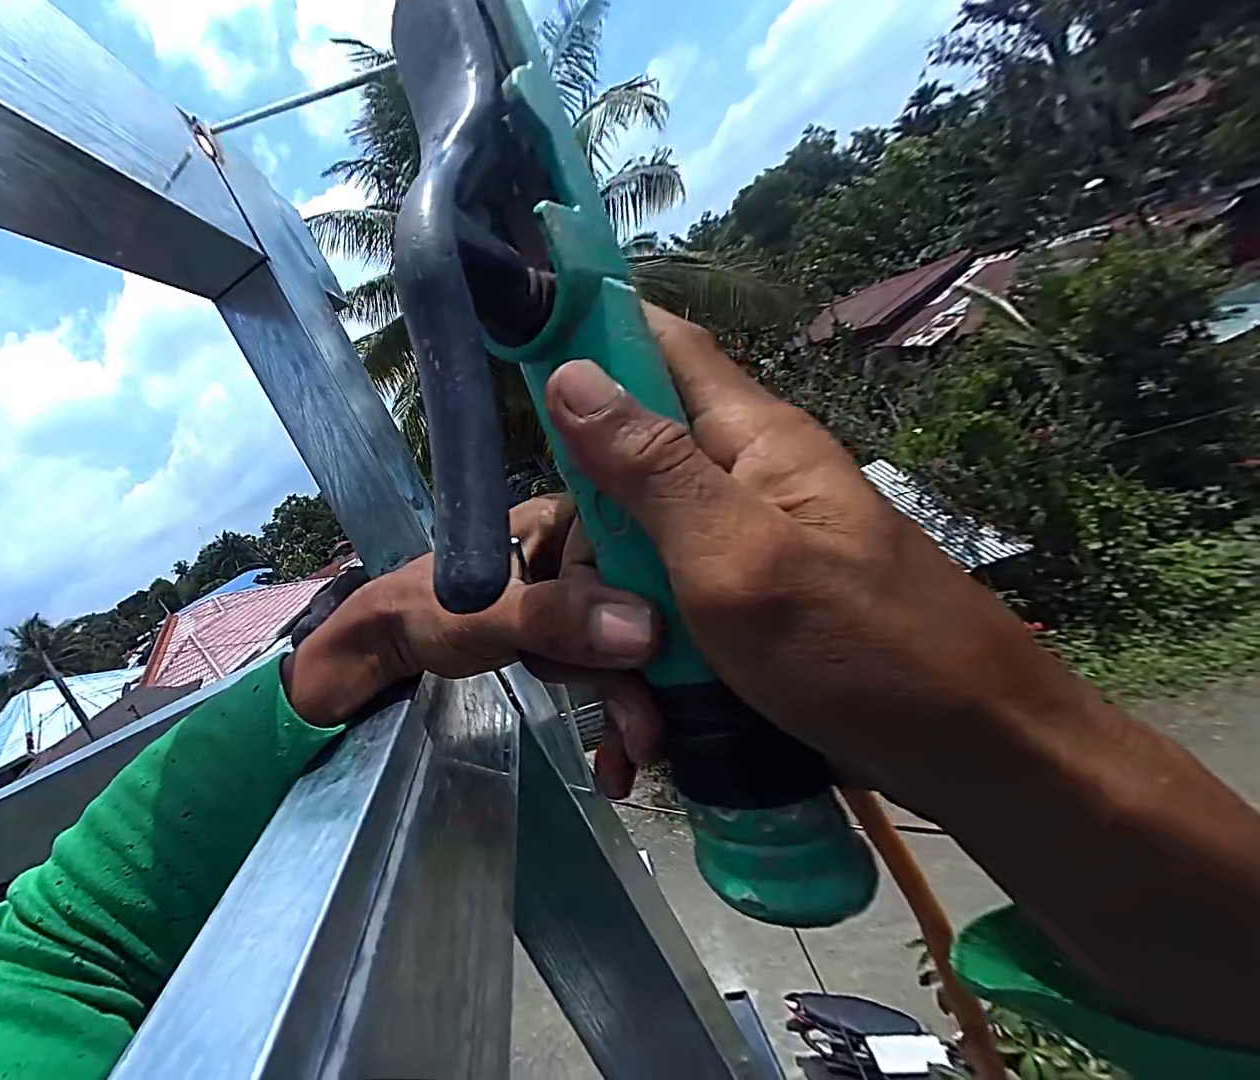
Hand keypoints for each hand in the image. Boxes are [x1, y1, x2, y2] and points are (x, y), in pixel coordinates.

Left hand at [281, 495, 659, 727]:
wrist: (386, 647)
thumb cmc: (422, 611)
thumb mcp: (484, 613)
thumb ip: (552, 618)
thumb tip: (645, 630)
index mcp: (558, 518)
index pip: (638, 543)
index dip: (663, 600)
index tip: (668, 661)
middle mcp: (575, 548)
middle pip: (642, 598)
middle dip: (646, 672)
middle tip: (645, 733)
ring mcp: (572, 590)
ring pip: (628, 638)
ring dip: (633, 700)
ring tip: (630, 752)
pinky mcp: (566, 627)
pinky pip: (605, 660)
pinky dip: (612, 704)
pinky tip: (618, 753)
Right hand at [544, 305, 1259, 1045]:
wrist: (968, 765)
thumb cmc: (862, 652)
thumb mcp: (738, 555)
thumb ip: (650, 467)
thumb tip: (569, 372)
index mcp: (741, 439)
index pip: (657, 346)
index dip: (590, 332)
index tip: (518, 353)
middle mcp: (717, 482)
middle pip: (600, 478)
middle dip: (578, 554)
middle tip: (593, 628)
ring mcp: (707, 546)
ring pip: (605, 557)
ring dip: (596, 634)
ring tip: (632, 702)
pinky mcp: (703, 601)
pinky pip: (630, 612)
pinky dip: (623, 667)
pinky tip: (637, 724)